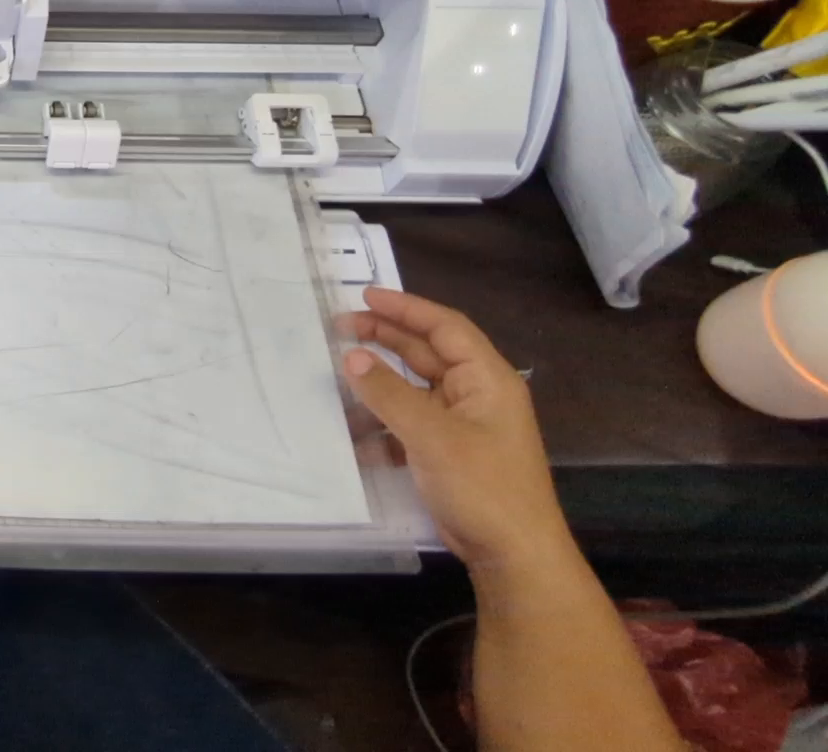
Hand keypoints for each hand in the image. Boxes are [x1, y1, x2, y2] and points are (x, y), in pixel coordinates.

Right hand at [342, 288, 576, 577]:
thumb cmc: (482, 486)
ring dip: (378, 373)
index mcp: (487, 381)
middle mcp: (475, 394)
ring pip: (412, 383)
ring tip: (338, 365)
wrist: (512, 554)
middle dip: (385, 335)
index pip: (445, 328)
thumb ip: (388, 392)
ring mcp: (460, 422)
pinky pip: (405, 416)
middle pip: (426, 351)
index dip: (406, 308)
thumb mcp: (431, 435)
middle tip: (339, 325)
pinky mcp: (444, 448)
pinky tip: (351, 418)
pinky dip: (379, 411)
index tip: (364, 297)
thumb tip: (350, 356)